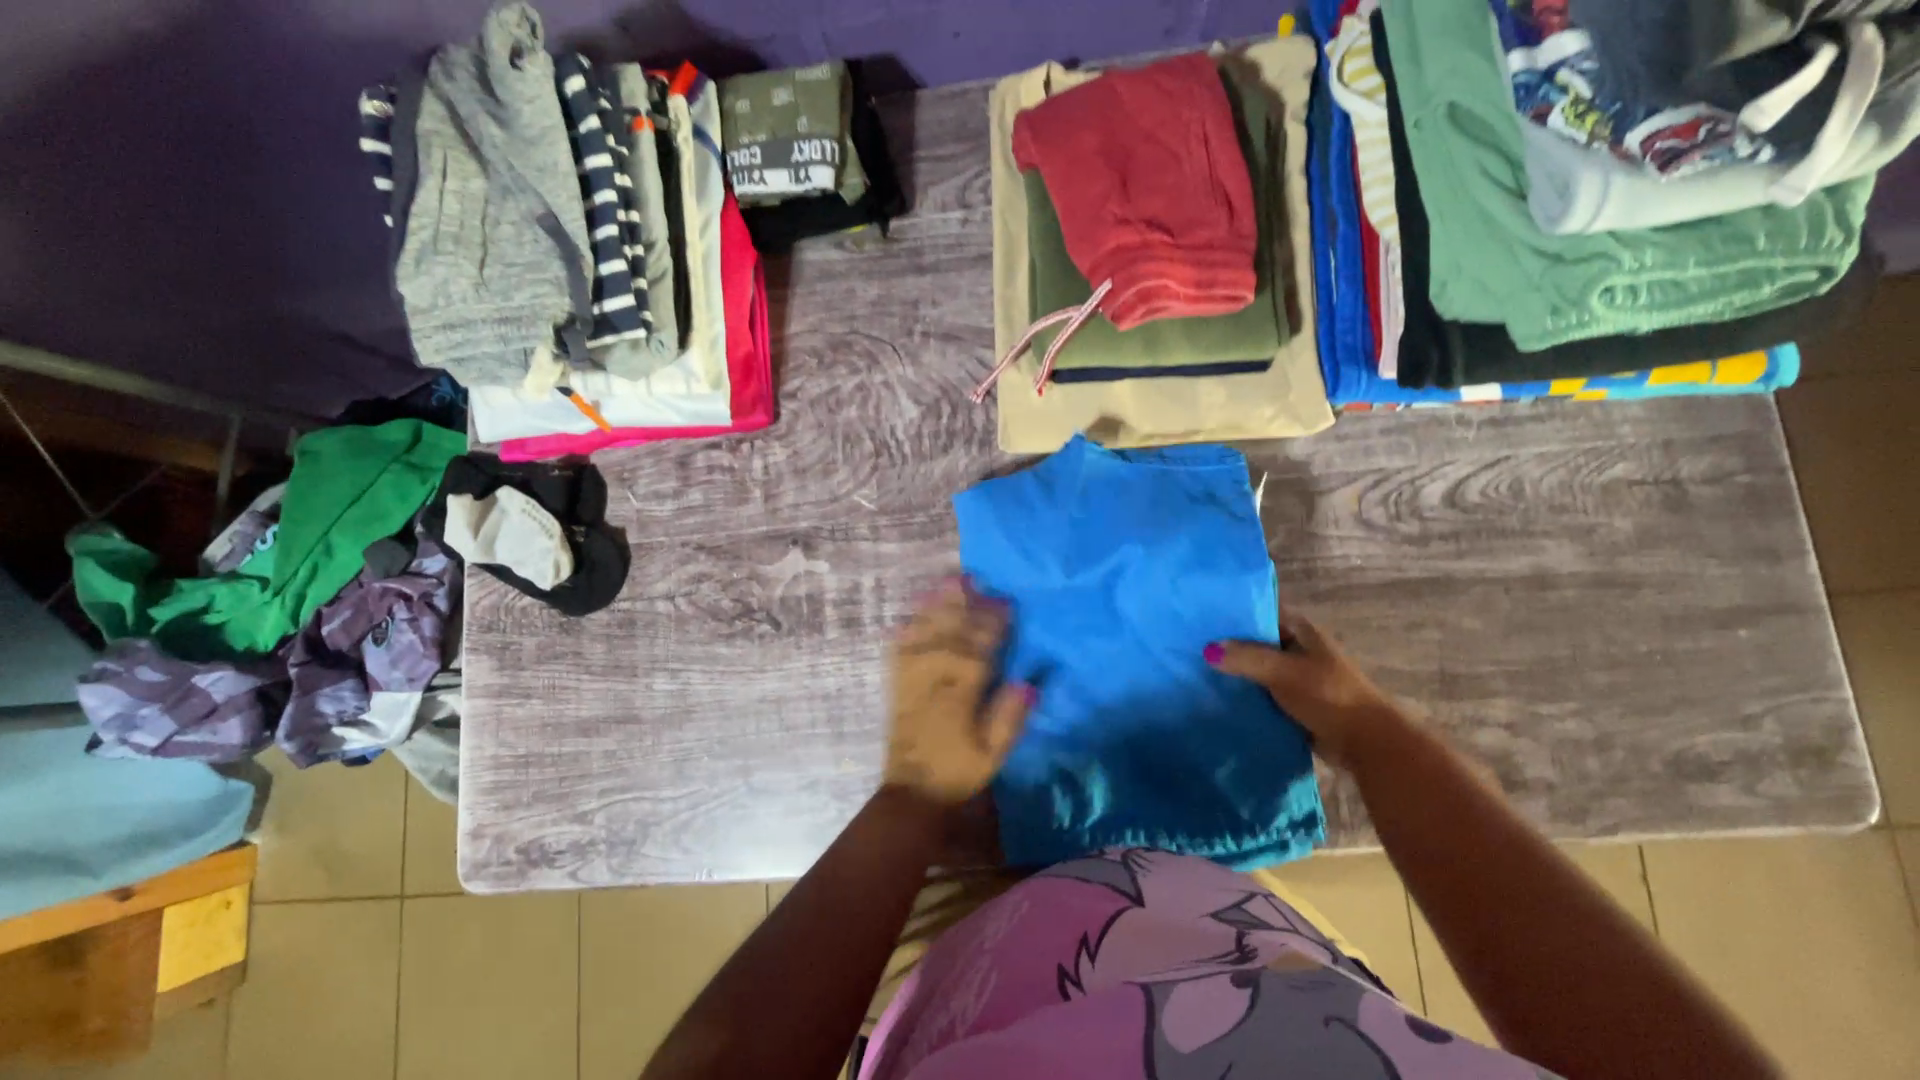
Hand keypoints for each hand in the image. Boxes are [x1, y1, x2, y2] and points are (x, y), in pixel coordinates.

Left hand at [885, 579, 1033, 804]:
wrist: (912, 791)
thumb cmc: (960, 771)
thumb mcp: (994, 753)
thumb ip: (1011, 717)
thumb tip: (1030, 682)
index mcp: (960, 691)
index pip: (980, 646)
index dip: (993, 622)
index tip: (1007, 601)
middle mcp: (933, 675)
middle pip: (952, 629)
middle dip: (968, 604)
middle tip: (982, 581)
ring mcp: (911, 674)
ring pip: (926, 628)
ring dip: (940, 603)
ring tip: (953, 580)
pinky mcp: (897, 678)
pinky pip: (902, 641)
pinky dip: (912, 620)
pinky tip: (920, 605)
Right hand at [1206, 612, 1413, 770]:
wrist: (1365, 742)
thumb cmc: (1328, 695)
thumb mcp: (1284, 672)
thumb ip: (1246, 658)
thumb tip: (1207, 649)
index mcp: (1300, 630)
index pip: (1262, 609)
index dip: (1234, 609)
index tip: (1201, 612)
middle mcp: (1297, 648)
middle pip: (1255, 639)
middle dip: (1227, 643)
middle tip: (1189, 643)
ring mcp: (1294, 676)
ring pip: (1256, 667)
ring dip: (1233, 671)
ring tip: (1194, 668)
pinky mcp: (1292, 701)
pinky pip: (1260, 692)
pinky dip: (1243, 693)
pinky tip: (1214, 696)